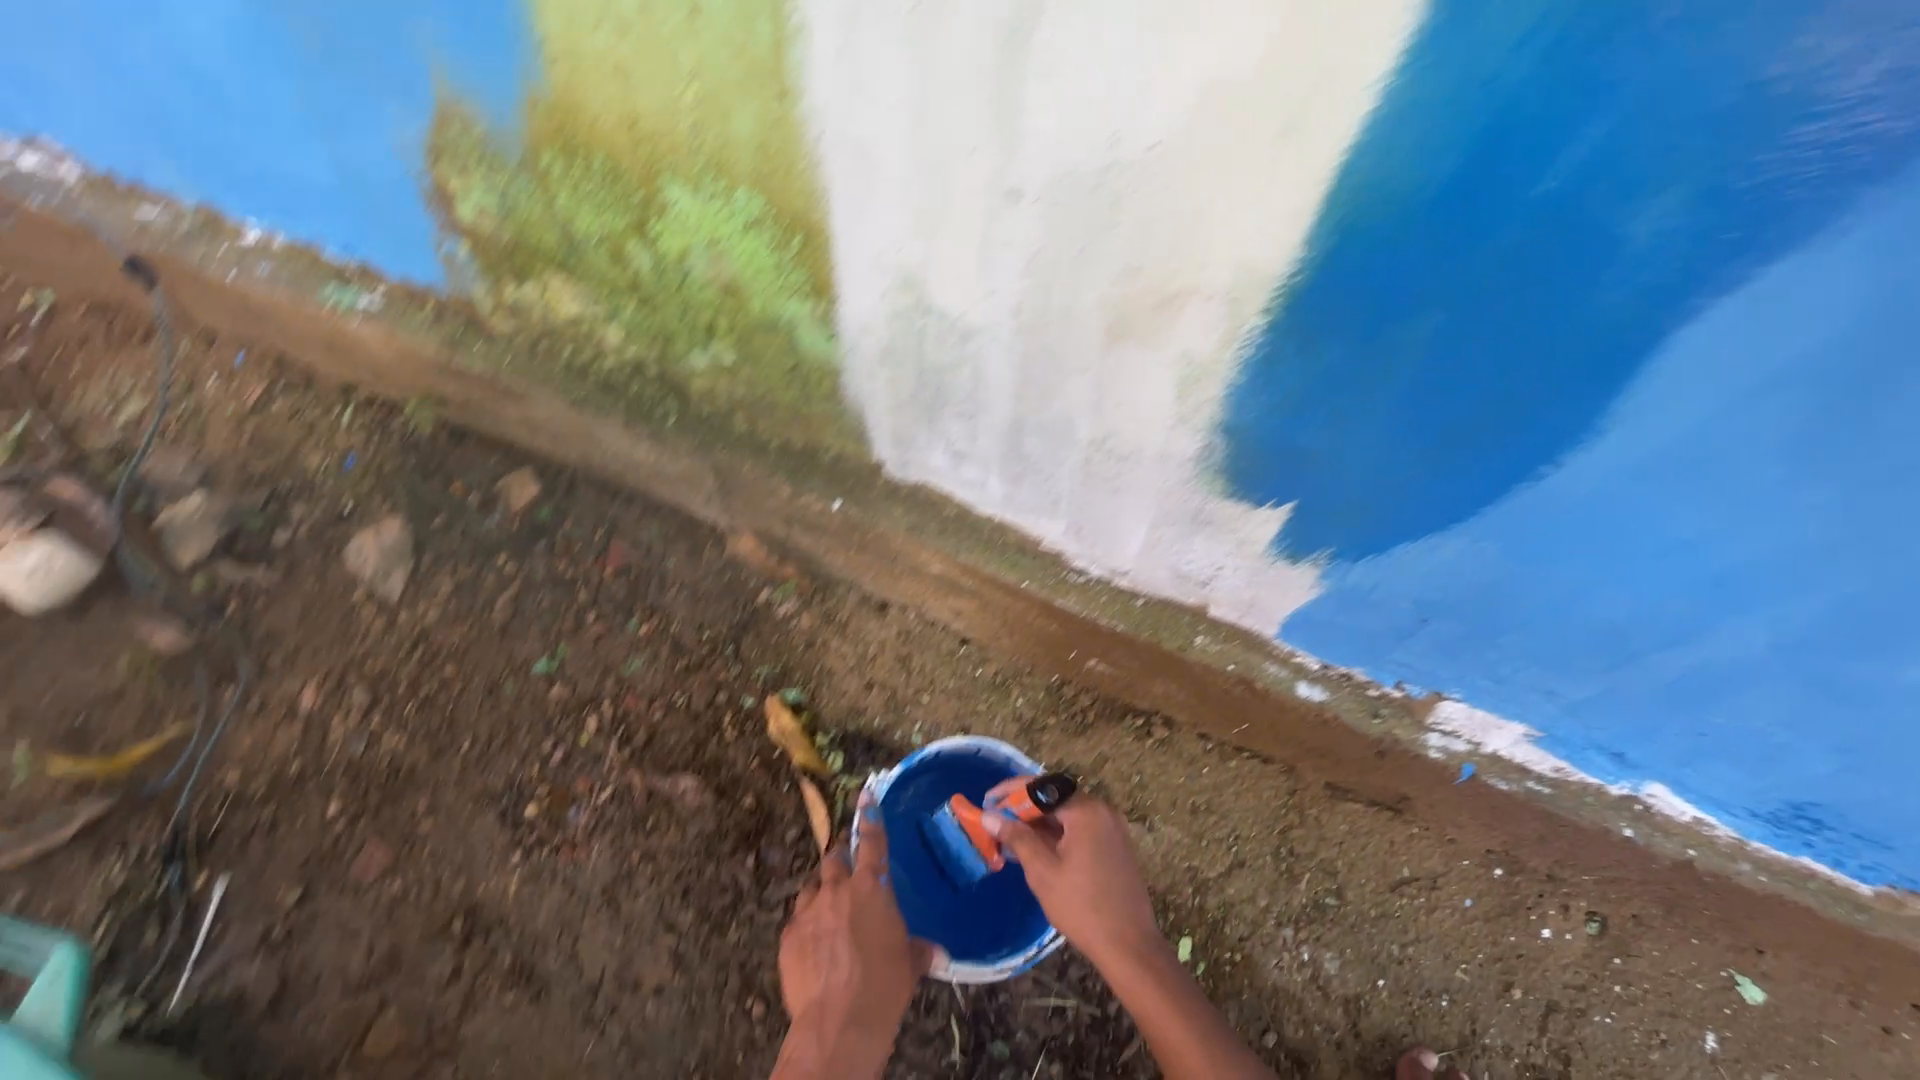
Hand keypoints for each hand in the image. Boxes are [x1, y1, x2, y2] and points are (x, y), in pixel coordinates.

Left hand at [773, 796, 938, 1077]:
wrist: (839, 1023)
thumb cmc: (884, 987)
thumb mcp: (909, 963)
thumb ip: (918, 948)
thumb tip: (933, 950)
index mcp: (871, 888)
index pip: (872, 842)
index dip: (869, 816)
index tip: (866, 795)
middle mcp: (837, 890)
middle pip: (834, 859)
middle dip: (840, 859)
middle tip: (847, 869)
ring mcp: (808, 912)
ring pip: (811, 887)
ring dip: (821, 892)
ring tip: (828, 909)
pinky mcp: (787, 937)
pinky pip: (797, 920)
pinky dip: (806, 924)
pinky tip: (813, 944)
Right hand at [981, 780, 1158, 962]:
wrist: (1129, 945)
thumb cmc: (1082, 907)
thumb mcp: (1042, 871)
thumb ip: (1017, 838)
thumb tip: (990, 816)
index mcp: (1086, 811)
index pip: (1040, 788)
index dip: (1010, 793)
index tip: (987, 802)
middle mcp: (1102, 811)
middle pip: (1055, 799)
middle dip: (1023, 809)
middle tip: (996, 822)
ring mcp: (1112, 828)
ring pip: (1067, 815)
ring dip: (1039, 824)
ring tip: (1010, 838)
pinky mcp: (1115, 845)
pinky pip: (1080, 829)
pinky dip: (1058, 834)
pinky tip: (1037, 850)